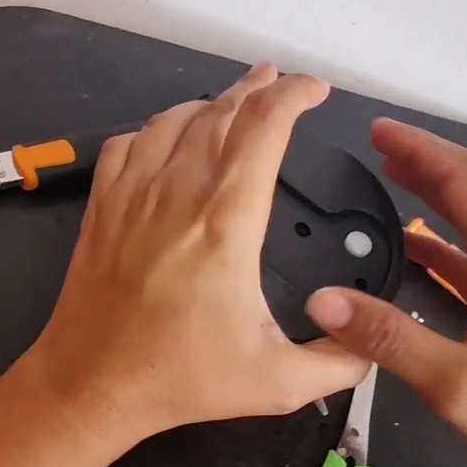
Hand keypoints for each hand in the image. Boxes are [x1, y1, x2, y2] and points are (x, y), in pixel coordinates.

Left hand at [20, 64, 368, 444]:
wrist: (92, 382)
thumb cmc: (181, 378)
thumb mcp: (277, 382)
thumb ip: (338, 361)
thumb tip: (373, 343)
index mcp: (227, 221)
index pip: (264, 127)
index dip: (293, 95)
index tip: (314, 90)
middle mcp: (178, 192)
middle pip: (221, 111)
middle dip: (257, 88)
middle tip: (280, 83)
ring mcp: (133, 194)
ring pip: (174, 119)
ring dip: (209, 103)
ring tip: (232, 103)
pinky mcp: (102, 206)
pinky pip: (128, 142)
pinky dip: (155, 128)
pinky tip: (168, 137)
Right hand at [303, 119, 466, 466]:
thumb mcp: (459, 383)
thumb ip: (388, 338)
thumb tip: (321, 301)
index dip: (421, 151)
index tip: (378, 131)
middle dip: (428, 164)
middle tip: (379, 148)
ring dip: (437, 200)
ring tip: (392, 184)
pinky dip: (446, 245)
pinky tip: (417, 252)